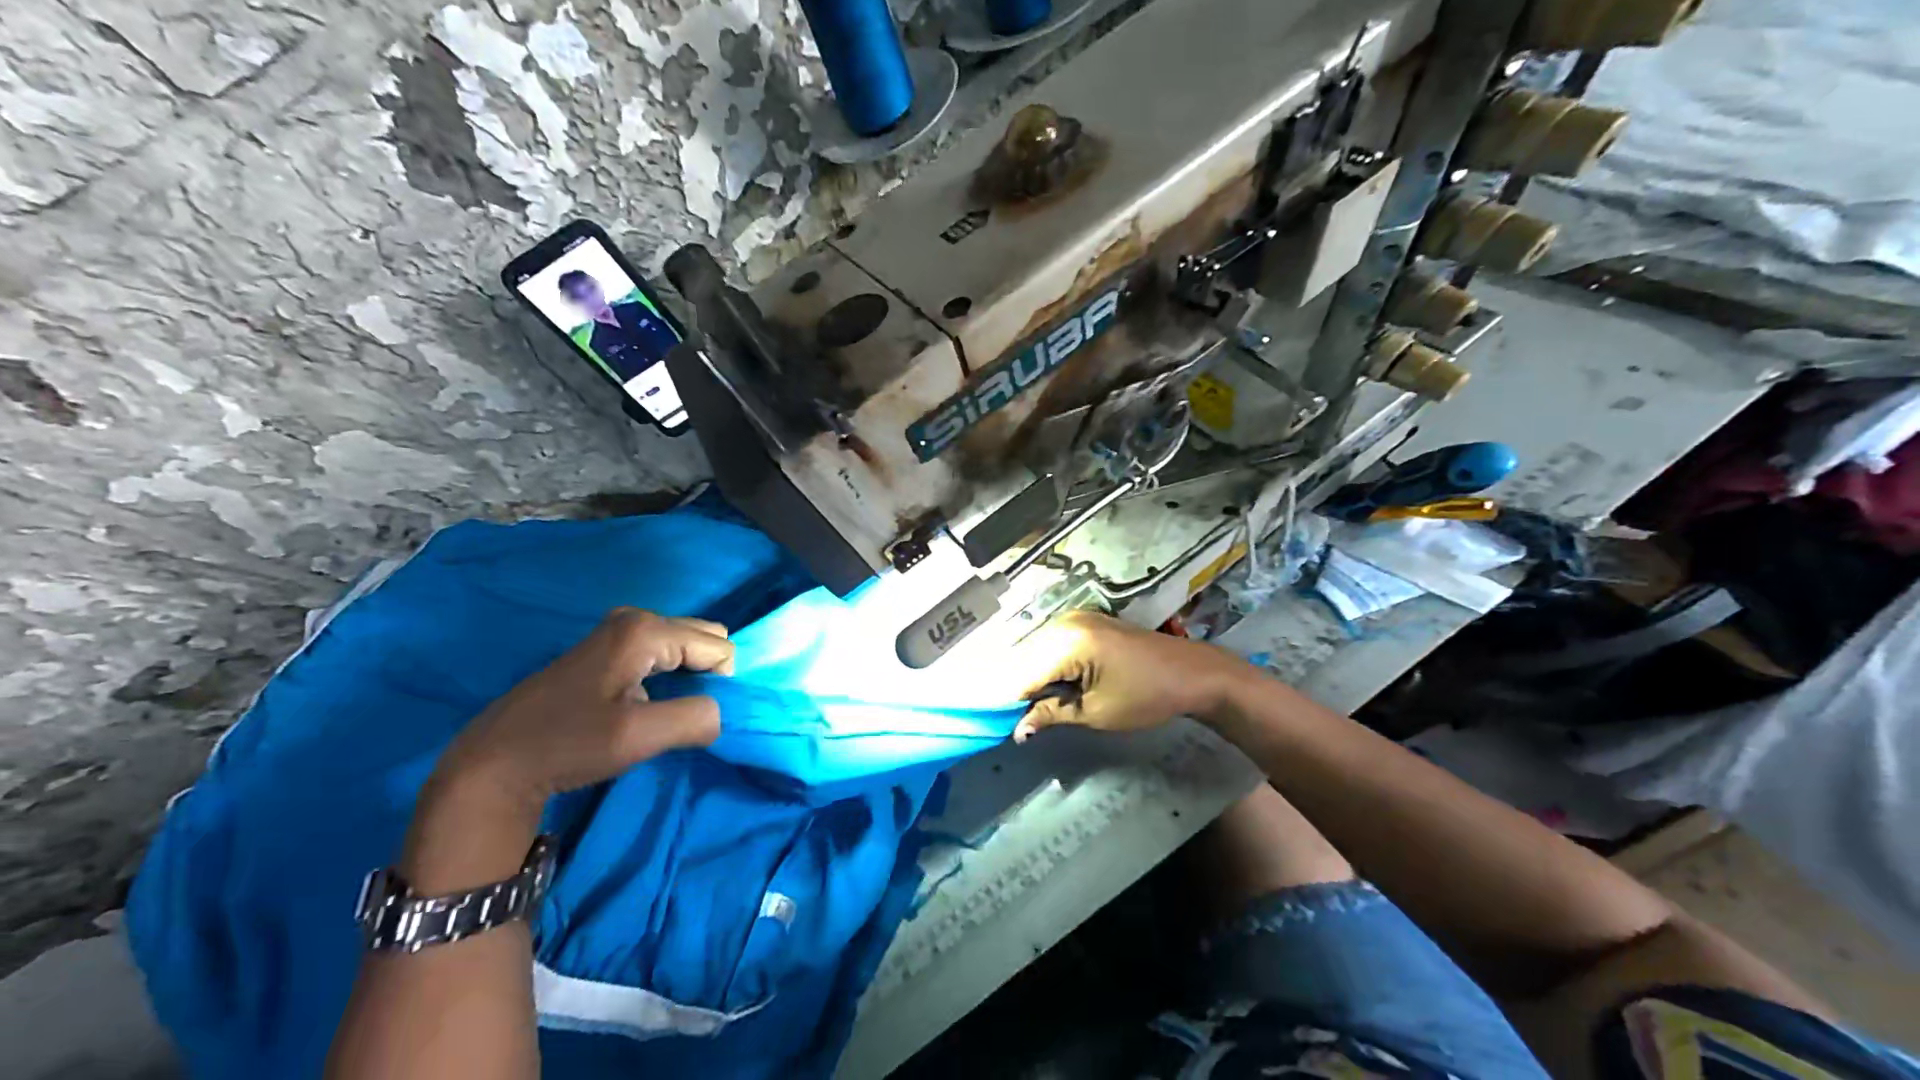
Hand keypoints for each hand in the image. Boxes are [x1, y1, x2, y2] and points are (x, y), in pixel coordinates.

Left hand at [437, 608, 735, 806]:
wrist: (495, 763)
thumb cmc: (567, 745)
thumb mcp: (638, 737)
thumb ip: (695, 718)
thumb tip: (721, 713)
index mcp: (645, 630)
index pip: (719, 647)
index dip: (716, 685)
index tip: (682, 718)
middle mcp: (635, 618)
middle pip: (705, 638)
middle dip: (706, 675)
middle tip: (675, 715)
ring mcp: (618, 630)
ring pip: (686, 647)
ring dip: (687, 679)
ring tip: (657, 713)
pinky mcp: (606, 648)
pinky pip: (663, 654)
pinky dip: (667, 678)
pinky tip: (640, 706)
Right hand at [1013, 611, 1249, 737]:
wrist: (1194, 673)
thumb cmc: (1148, 696)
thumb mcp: (1096, 711)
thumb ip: (1052, 714)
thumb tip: (1018, 730)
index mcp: (1067, 641)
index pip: (1023, 675)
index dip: (1012, 703)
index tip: (1004, 726)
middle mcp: (1065, 622)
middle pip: (1028, 660)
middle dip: (1024, 690)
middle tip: (1023, 722)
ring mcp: (1076, 618)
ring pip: (1039, 653)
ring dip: (1037, 679)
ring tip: (1040, 708)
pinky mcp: (1086, 622)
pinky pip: (1055, 645)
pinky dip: (1051, 667)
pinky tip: (1058, 688)